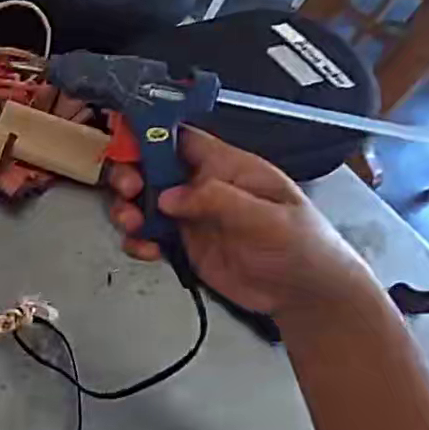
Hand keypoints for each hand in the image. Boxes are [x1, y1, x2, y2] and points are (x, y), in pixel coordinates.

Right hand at [106, 129, 383, 321]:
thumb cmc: (301, 246)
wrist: (305, 295)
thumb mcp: (268, 218)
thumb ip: (218, 200)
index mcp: (226, 166)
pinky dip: (138, 240)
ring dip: (128, 209)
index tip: (123, 143)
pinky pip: (148, 235)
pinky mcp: (183, 244)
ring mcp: (190, 215)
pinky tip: (147, 250)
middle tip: (129, 192)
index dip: (148, 133)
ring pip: (143, 201)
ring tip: (133, 225)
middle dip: (130, 174)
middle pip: (151, 167)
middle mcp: (202, 186)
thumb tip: (168, 196)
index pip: (180, 137)